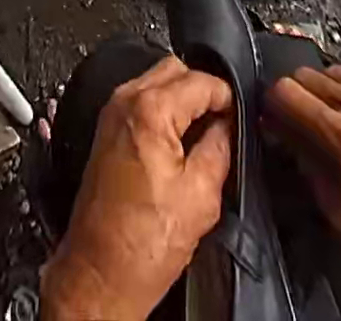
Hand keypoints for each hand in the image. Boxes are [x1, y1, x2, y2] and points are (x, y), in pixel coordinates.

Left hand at [41, 57, 232, 320]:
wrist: (99, 272)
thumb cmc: (142, 243)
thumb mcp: (201, 195)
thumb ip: (221, 146)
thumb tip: (230, 124)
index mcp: (150, 110)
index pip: (202, 80)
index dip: (228, 97)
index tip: (240, 116)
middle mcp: (126, 100)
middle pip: (176, 69)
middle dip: (203, 89)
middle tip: (224, 121)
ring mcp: (112, 112)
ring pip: (158, 80)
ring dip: (183, 97)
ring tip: (204, 134)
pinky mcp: (107, 128)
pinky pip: (142, 99)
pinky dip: (164, 109)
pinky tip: (179, 141)